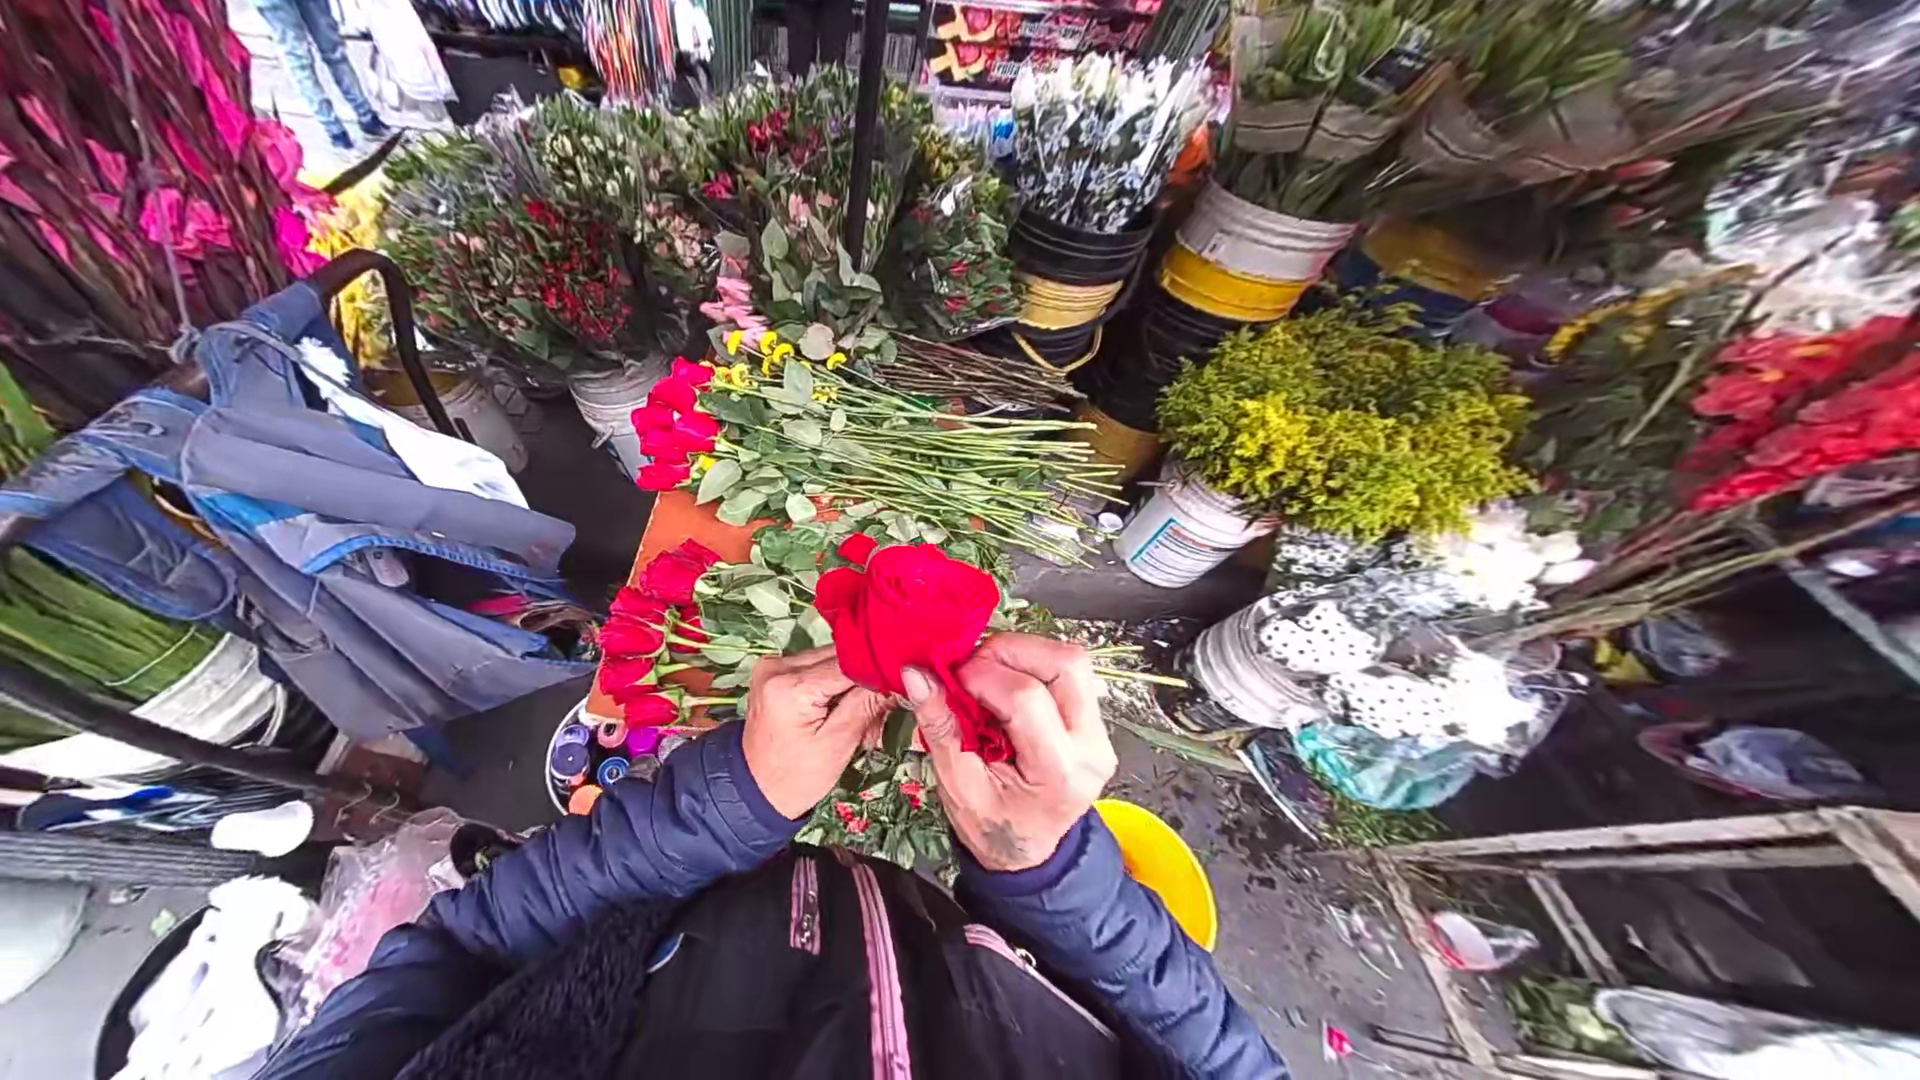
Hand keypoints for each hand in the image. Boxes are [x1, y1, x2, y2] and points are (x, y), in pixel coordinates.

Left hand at [742, 647, 889, 818]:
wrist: (754, 792)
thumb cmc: (796, 778)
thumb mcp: (838, 744)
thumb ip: (867, 705)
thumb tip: (902, 678)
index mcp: (789, 686)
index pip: (848, 663)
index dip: (878, 671)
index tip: (902, 683)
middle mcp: (778, 665)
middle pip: (840, 656)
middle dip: (866, 678)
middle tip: (882, 709)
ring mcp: (774, 665)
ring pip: (831, 658)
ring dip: (852, 680)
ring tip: (863, 712)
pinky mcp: (776, 670)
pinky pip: (817, 665)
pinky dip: (836, 682)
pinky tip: (843, 705)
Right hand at [903, 633, 1115, 870]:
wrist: (1028, 851)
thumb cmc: (992, 827)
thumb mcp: (958, 785)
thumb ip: (940, 726)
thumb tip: (917, 675)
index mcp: (1059, 774)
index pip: (1026, 697)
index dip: (982, 676)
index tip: (952, 680)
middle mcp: (1091, 747)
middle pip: (1064, 664)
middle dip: (1009, 650)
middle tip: (972, 666)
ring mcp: (1099, 732)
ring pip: (1071, 660)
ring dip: (1022, 652)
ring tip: (987, 671)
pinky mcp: (1093, 720)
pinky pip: (1069, 671)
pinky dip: (1031, 662)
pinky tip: (1004, 680)